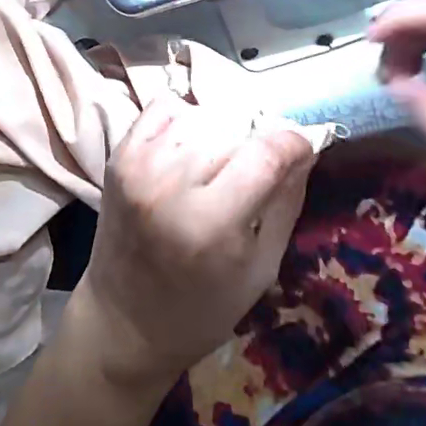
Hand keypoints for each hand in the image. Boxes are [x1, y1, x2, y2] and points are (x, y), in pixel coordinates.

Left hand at [76, 94, 316, 384]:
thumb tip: (306, 148)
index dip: (293, 142)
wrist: (125, 318)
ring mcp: (139, 165)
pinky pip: (163, 107)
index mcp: (211, 222)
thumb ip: (285, 200)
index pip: (265, 153)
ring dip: (220, 130)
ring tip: (222, 161)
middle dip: (257, 141)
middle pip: (234, 130)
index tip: (302, 148)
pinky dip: (184, 117)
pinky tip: (189, 146)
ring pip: (200, 115)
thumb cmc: (203, 307)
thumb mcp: (262, 266)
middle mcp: (170, 185)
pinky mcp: (119, 154)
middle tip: (260, 166)